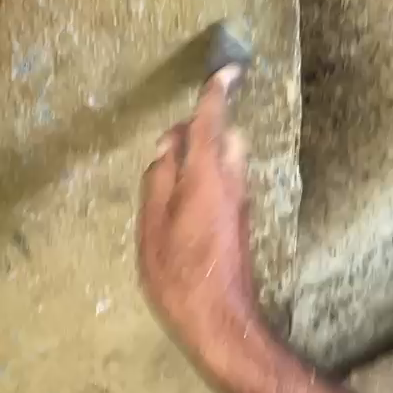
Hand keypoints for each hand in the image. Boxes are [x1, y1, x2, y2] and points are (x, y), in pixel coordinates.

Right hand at [137, 66, 263, 377]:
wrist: (222, 323)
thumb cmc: (179, 275)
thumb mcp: (152, 225)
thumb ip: (159, 178)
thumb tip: (168, 146)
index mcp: (206, 174)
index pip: (212, 121)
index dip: (217, 92)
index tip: (227, 68)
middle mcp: (231, 180)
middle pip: (222, 136)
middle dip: (199, 131)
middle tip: (166, 150)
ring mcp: (240, 199)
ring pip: (226, 158)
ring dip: (203, 154)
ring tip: (170, 181)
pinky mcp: (241, 217)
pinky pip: (225, 178)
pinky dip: (207, 174)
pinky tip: (183, 204)